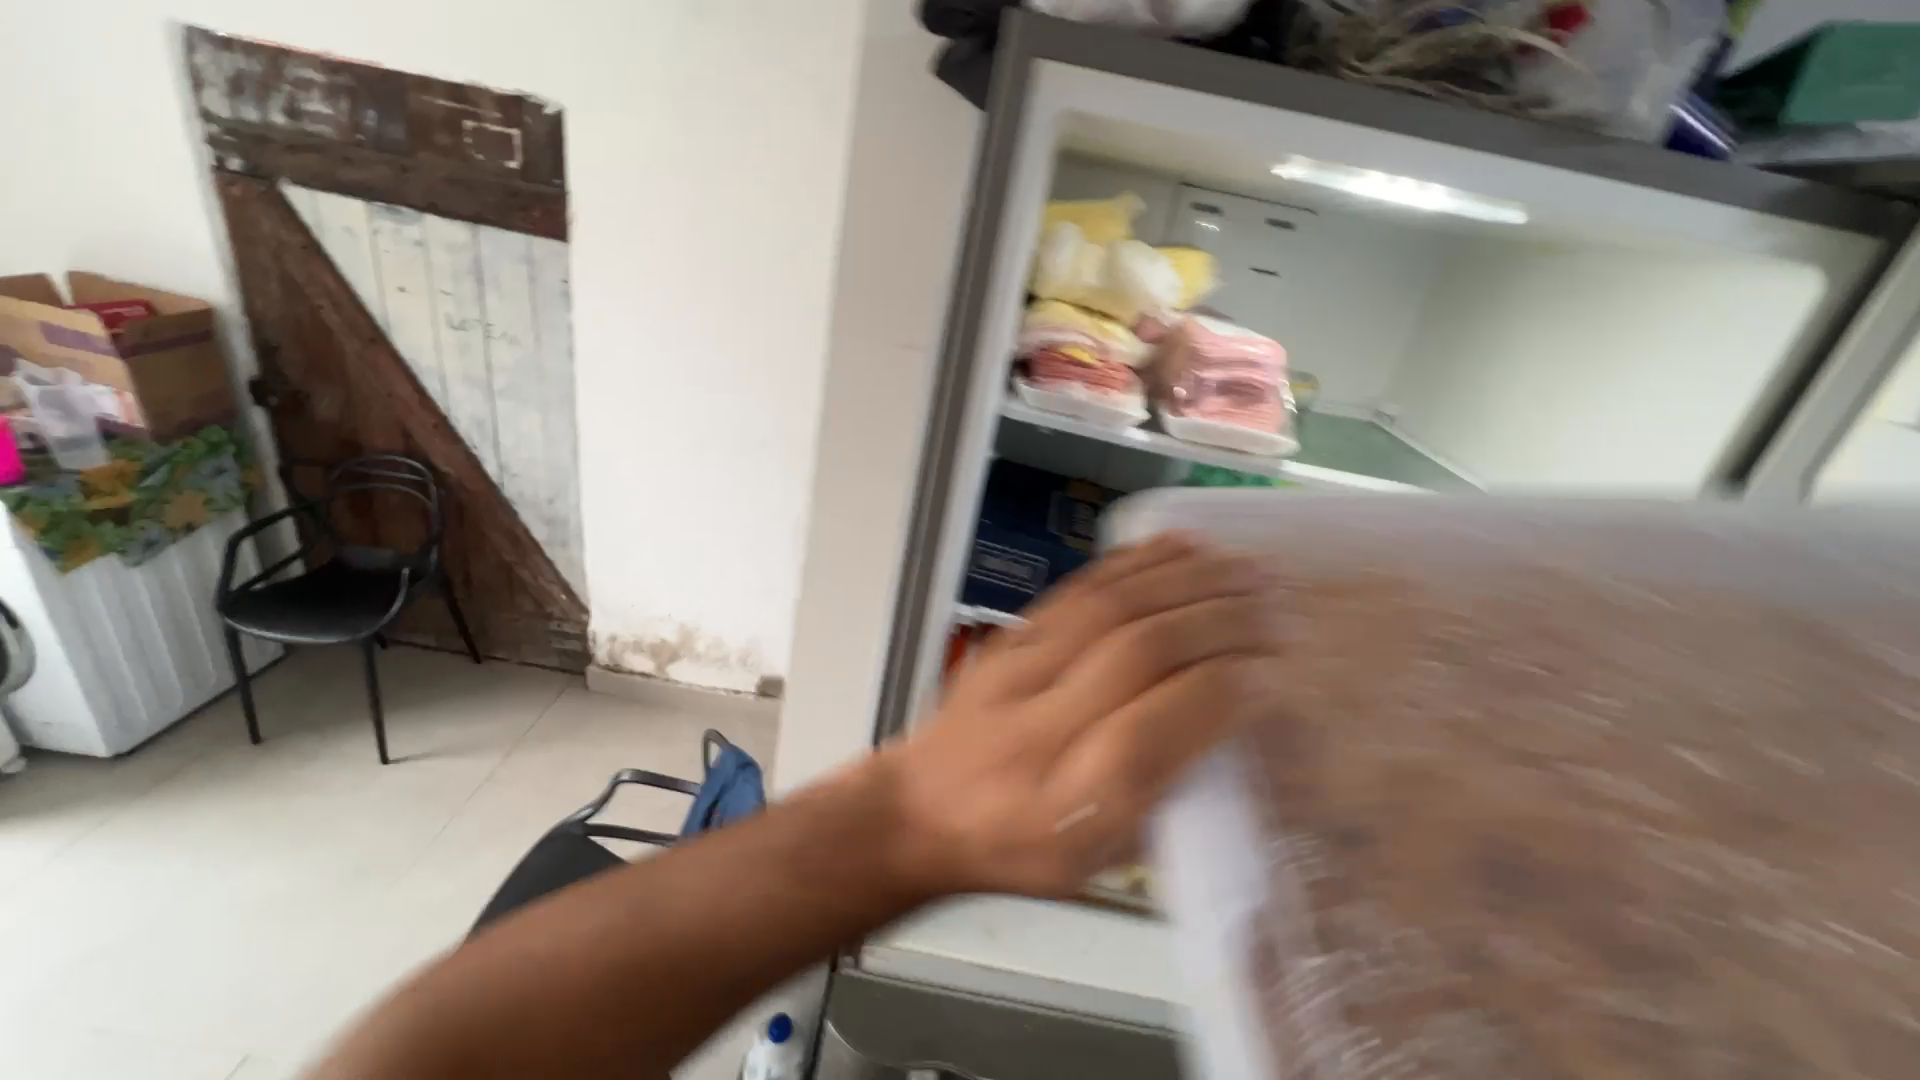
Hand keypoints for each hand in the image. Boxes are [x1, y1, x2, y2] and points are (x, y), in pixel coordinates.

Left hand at [877, 534, 1286, 898]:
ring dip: (1188, 580)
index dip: (1222, 694)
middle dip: (1219, 623)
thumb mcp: (1097, 861)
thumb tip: (1227, 721)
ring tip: (1247, 570)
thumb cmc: (1019, 848)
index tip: (1275, 673)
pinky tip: (1184, 550)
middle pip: (1136, 654)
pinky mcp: (1008, 637)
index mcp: (1065, 808)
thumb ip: (1160, 797)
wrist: (921, 807)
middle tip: (1278, 611)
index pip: (1150, 734)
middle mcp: (1037, 732)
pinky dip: (1138, 562)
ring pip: (1110, 608)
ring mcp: (1015, 673)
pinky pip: (1079, 588)